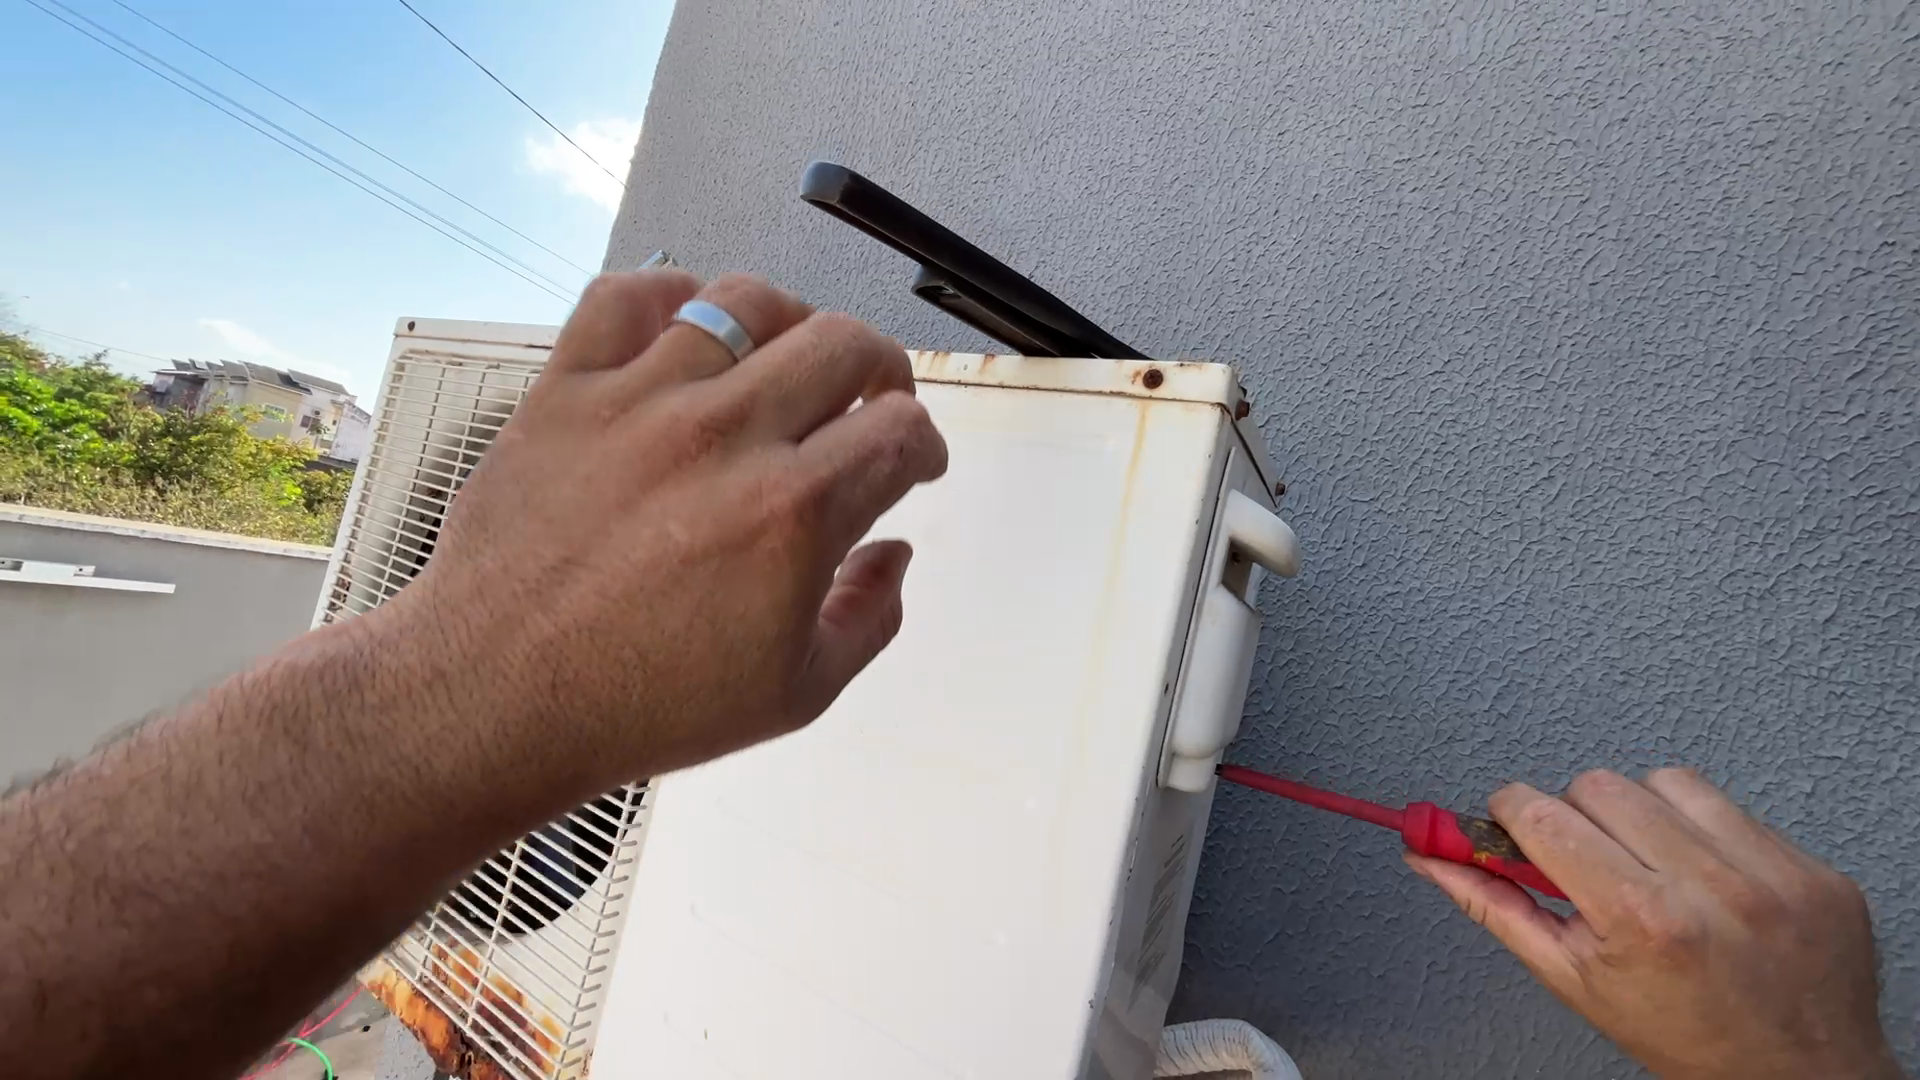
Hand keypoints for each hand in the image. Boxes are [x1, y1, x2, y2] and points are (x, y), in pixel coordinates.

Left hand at [375, 271, 947, 805]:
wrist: (498, 699)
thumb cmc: (649, 703)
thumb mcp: (800, 692)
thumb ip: (872, 617)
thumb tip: (896, 553)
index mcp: (795, 513)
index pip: (900, 430)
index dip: (926, 444)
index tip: (915, 461)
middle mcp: (727, 438)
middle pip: (846, 345)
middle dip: (885, 370)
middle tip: (875, 400)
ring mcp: (642, 405)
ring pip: (749, 302)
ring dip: (797, 324)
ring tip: (793, 360)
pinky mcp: (568, 393)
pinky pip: (627, 297)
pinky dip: (674, 297)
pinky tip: (692, 333)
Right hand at [1408, 769, 1901, 1079]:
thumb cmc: (1681, 1035)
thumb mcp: (1564, 973)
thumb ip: (1487, 902)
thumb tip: (1425, 854)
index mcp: (1641, 918)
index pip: (1538, 811)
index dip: (1509, 812)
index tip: (1510, 827)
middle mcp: (1713, 890)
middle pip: (1593, 785)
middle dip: (1572, 813)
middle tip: (1585, 857)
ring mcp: (1773, 877)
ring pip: (1656, 779)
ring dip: (1635, 809)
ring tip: (1644, 858)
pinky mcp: (1814, 870)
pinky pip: (1722, 801)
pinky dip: (1693, 821)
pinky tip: (1696, 867)